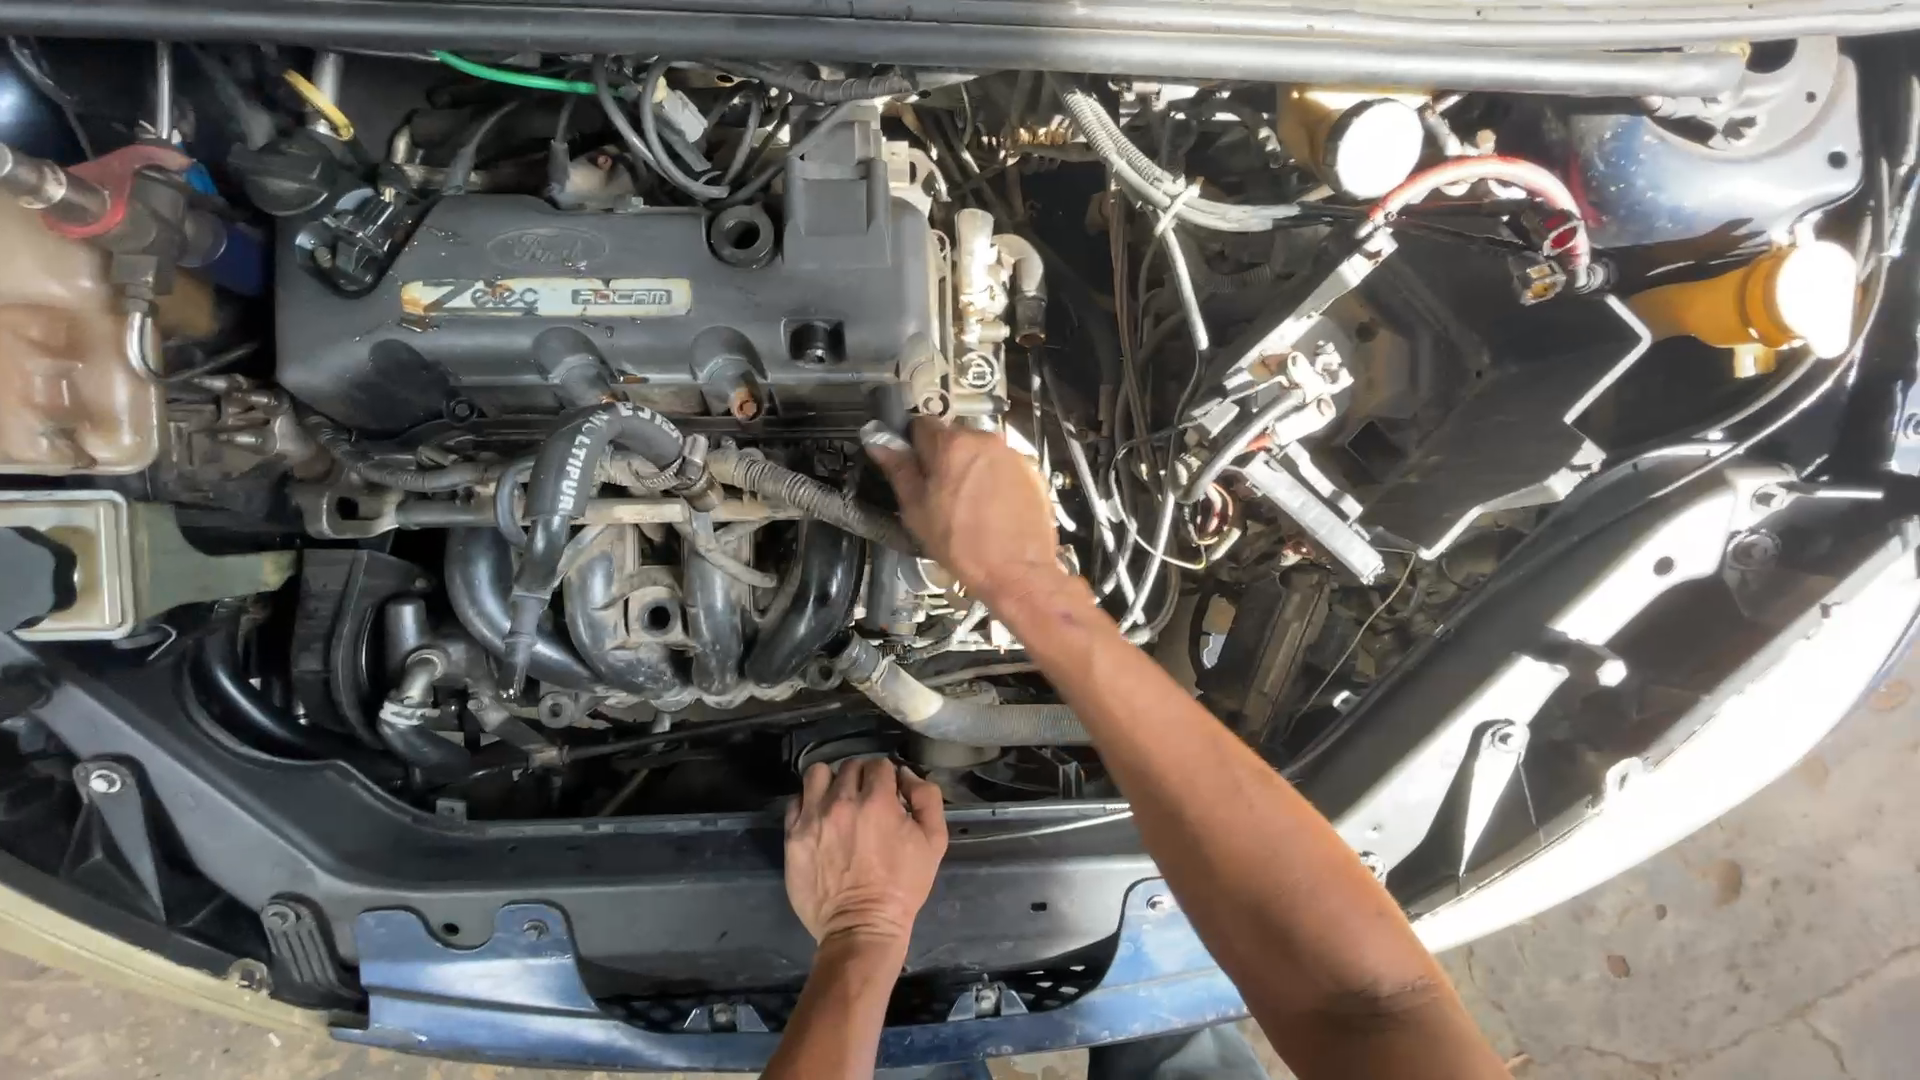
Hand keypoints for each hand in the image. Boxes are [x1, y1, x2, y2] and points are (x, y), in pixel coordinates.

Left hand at [784, 758, 948, 946]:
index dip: (888, 778)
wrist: (861, 927)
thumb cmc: (903, 886)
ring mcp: (813, 818)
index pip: (879, 764)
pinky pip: (797, 800)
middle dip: (862, 779)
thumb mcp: (934, 841)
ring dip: (832, 782)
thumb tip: (906, 775)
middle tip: (867, 801)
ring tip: (839, 801)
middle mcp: (842, 801)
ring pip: (818, 773)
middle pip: (850, 766)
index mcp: (877, 801)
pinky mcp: (793, 836)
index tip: (890, 795)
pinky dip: (810, 803)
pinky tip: (821, 818)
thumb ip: (926, 797)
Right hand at [861, 416, 1063, 607]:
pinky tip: (993, 510)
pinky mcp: (1033, 471)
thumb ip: (899, 470)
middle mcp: (985, 440)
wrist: (1017, 571)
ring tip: (969, 506)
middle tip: (940, 494)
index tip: (914, 468)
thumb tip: (879, 443)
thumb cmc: (961, 545)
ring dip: (971, 469)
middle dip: (944, 458)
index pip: (921, 424)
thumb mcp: (917, 511)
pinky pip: (1004, 467)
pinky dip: (996, 480)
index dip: (913, 446)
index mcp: (951, 444)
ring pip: (980, 453)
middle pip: (954, 437)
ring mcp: (1012, 455)